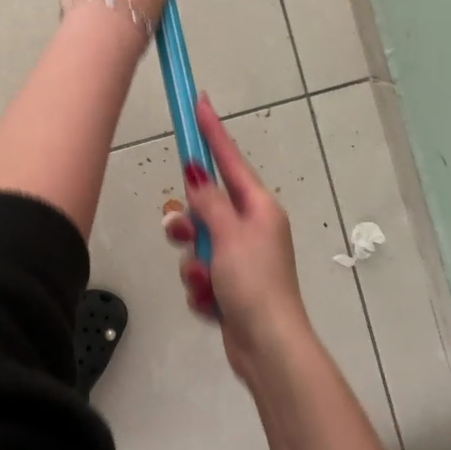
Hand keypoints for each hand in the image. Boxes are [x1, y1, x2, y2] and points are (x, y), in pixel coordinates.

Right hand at [166, 93, 309, 380]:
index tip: (198, 101)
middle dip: (190, 225)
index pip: (229, 159)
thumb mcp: (227, 235)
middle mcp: (252, 227)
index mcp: (259, 207)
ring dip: (193, 263)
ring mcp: (241, 257)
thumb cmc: (253, 283)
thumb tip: (196, 174)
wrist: (268, 347)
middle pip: (206, 206)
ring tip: (201, 281)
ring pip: (198, 242)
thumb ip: (208, 202)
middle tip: (182, 234)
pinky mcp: (230, 286)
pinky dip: (200, 287)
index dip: (211, 131)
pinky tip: (210, 303)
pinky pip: (201, 273)